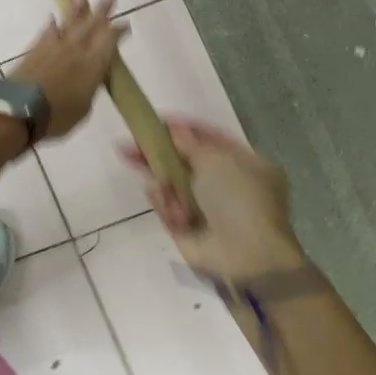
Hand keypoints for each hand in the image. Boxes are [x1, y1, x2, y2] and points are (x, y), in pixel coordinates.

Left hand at [10, 0, 127, 139]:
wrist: (17, 111)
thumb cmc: (56, 117)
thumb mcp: (83, 108)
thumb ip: (88, 87)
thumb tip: (86, 77)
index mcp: (93, 64)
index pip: (109, 40)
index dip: (118, 31)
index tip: (125, 23)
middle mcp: (75, 50)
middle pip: (91, 24)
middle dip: (101, 7)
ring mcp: (52, 48)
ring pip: (67, 22)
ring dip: (76, 7)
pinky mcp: (33, 51)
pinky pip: (46, 33)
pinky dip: (50, 25)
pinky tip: (52, 18)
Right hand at [125, 118, 307, 282]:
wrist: (245, 254)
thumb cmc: (238, 198)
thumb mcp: (216, 160)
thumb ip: (189, 142)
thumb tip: (173, 128)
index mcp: (247, 165)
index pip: (212, 139)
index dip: (184, 128)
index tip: (156, 121)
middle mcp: (228, 184)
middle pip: (185, 162)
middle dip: (158, 154)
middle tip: (129, 145)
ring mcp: (208, 208)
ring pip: (173, 186)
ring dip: (164, 185)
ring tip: (159, 188)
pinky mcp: (189, 228)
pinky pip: (169, 209)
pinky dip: (167, 207)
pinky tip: (170, 209)